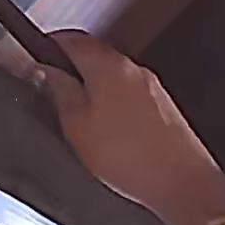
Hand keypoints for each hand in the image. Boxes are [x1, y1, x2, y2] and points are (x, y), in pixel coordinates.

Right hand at [37, 31, 224, 224]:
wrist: (185, 187)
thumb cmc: (130, 158)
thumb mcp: (76, 125)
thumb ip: (60, 91)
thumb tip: (49, 72)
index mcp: (108, 67)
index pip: (72, 38)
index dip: (51, 43)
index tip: (39, 54)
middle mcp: (133, 69)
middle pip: (94, 53)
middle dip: (71, 66)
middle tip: (52, 86)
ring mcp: (152, 87)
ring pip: (111, 74)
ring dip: (92, 84)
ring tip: (77, 113)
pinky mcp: (164, 106)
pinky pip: (128, 92)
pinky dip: (112, 100)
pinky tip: (105, 127)